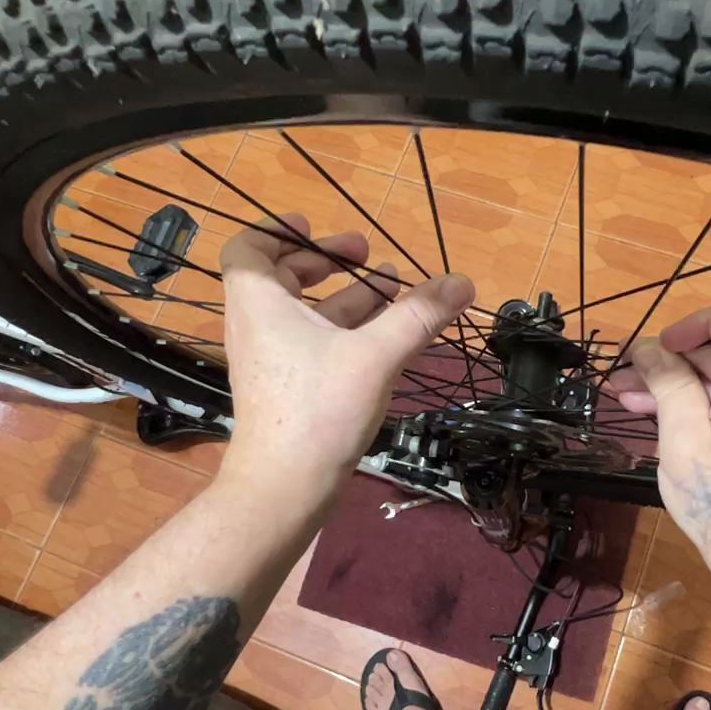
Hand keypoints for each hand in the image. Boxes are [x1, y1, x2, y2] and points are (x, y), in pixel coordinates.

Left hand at [216, 213, 474, 496]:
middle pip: (283, 276)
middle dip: (326, 260)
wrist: (285, 486)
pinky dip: (346, 328)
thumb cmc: (318, 409)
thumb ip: (418, 316)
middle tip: (366, 252)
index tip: (311, 224)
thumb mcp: (375, 354)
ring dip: (346, 294)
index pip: (248, 248)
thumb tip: (462, 281)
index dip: (277, 230)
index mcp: (260, 303)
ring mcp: (273, 358)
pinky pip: (315, 341)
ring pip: (306, 312)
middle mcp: (258, 325)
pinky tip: (386, 332)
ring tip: (392, 285)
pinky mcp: (289, 387)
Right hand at [612, 300, 710, 585]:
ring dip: (679, 381)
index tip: (664, 346)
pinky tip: (657, 412)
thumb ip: (668, 382)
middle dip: (674, 358)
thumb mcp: (682, 437)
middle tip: (626, 376)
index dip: (700, 323)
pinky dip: (700, 400)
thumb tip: (649, 348)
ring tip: (628, 396)